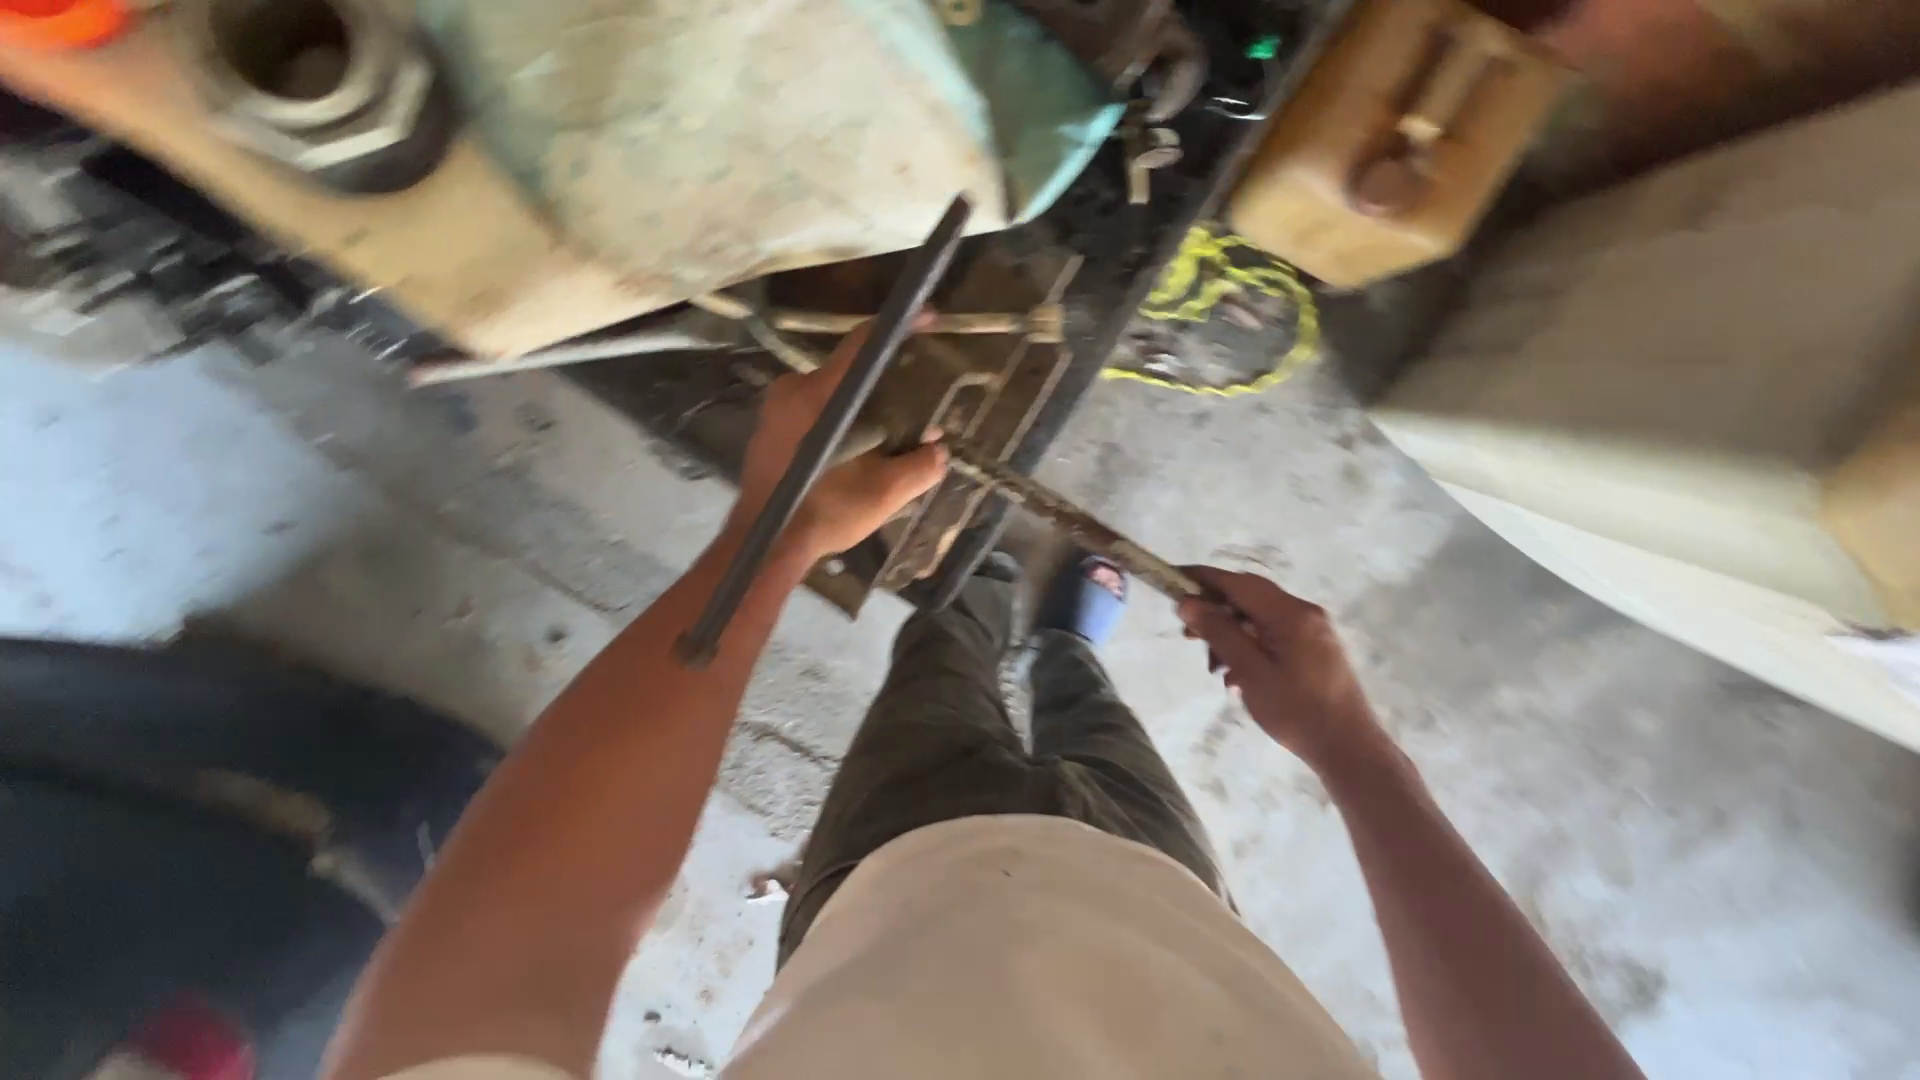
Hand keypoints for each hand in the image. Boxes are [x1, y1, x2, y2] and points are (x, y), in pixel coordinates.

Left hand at [727, 324, 948, 562]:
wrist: (765, 545)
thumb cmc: (822, 513)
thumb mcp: (883, 493)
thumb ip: (919, 467)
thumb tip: (938, 450)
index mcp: (820, 394)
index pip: (863, 344)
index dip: (899, 328)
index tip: (927, 317)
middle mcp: (792, 390)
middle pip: (847, 372)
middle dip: (882, 384)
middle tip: (912, 403)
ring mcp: (774, 409)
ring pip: (830, 394)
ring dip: (859, 408)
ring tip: (888, 433)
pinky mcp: (767, 430)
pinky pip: (811, 411)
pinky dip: (837, 421)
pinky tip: (855, 448)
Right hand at [1177, 567, 1388, 772]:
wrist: (1348, 748)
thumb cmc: (1296, 710)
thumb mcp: (1250, 670)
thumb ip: (1218, 632)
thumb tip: (1188, 602)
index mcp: (1290, 614)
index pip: (1238, 582)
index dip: (1203, 579)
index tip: (1174, 581)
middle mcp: (1304, 613)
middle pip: (1248, 599)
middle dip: (1215, 613)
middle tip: (1188, 635)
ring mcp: (1312, 632)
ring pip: (1258, 620)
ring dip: (1230, 636)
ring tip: (1215, 670)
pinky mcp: (1314, 650)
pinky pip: (1272, 636)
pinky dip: (1249, 649)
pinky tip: (1238, 679)